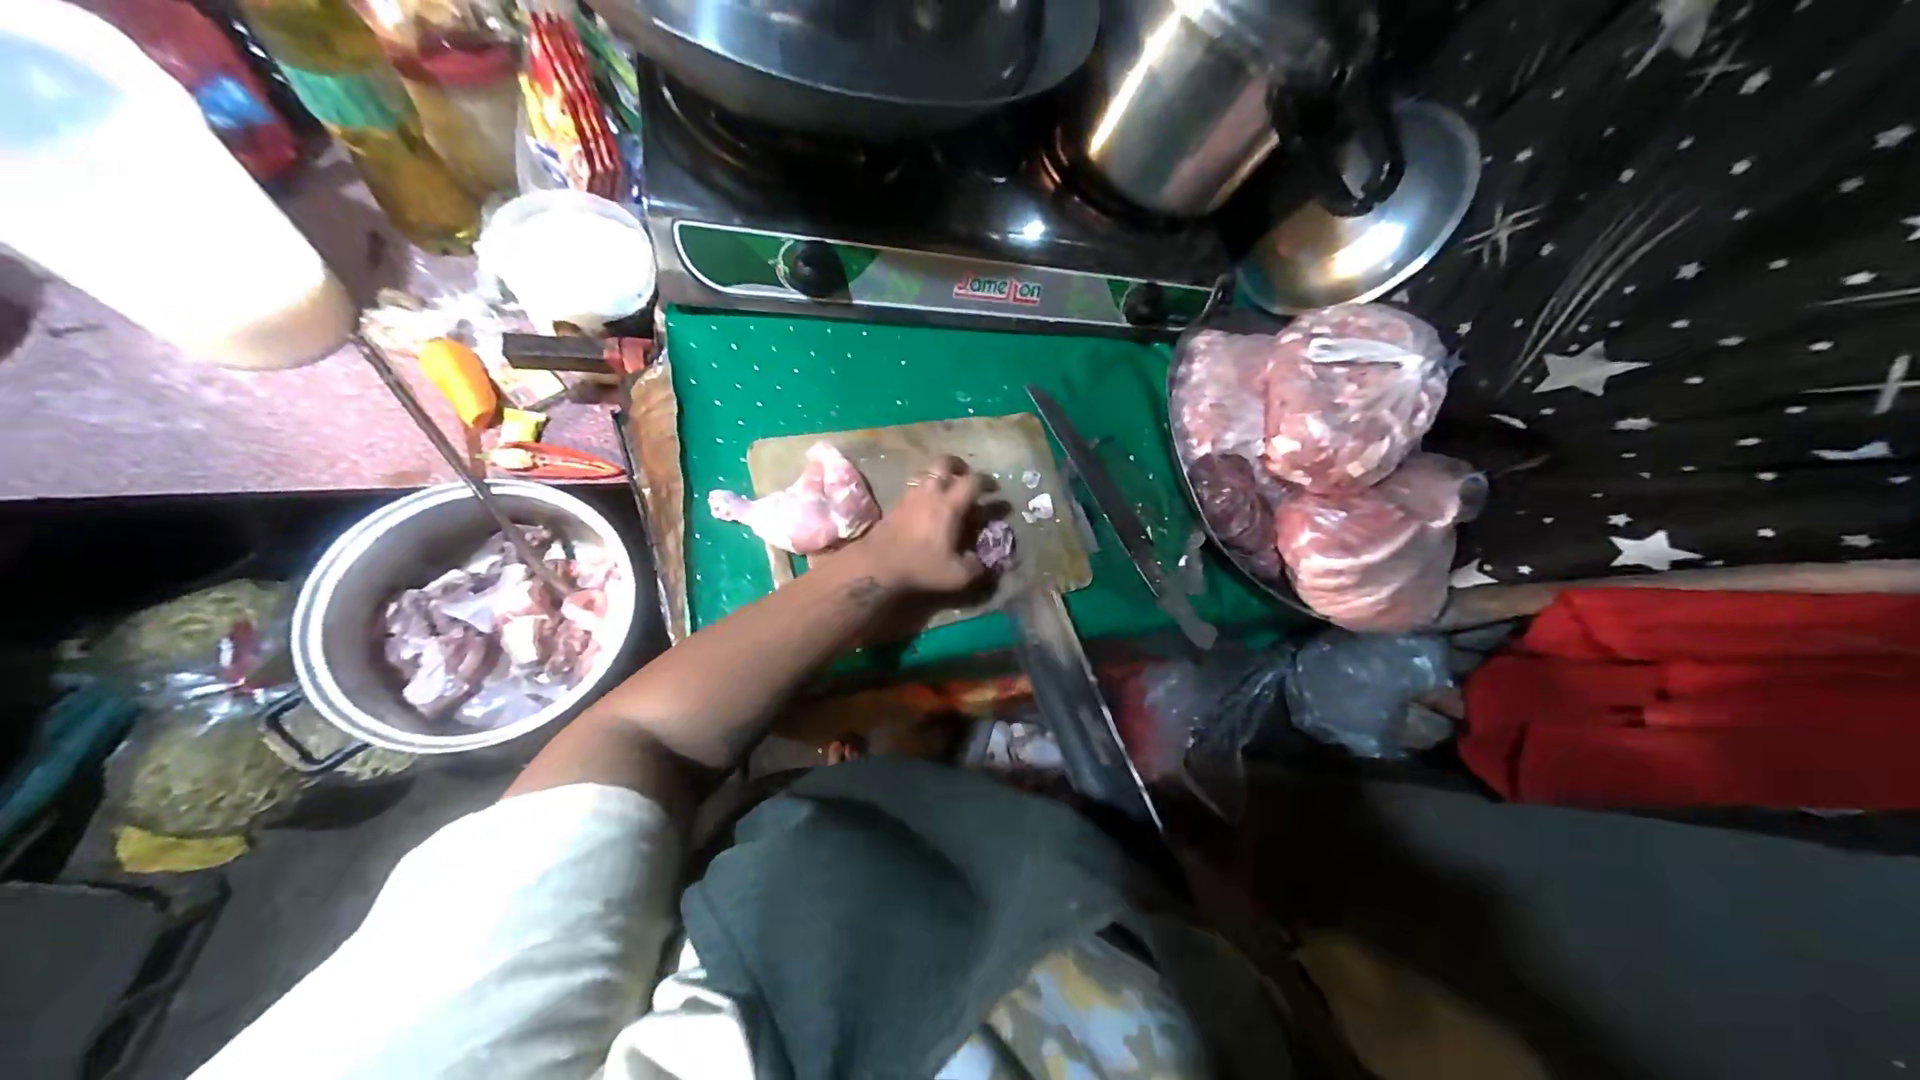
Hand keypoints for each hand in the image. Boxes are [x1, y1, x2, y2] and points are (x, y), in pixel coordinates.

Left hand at [853, 456, 986, 593]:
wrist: (877, 564)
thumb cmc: (920, 566)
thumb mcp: (957, 576)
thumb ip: (976, 567)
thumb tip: (982, 563)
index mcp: (950, 505)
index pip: (973, 482)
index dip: (987, 482)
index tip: (995, 490)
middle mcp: (930, 492)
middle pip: (945, 462)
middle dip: (959, 465)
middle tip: (967, 477)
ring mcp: (910, 495)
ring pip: (926, 472)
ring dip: (939, 476)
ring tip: (946, 491)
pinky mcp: (896, 504)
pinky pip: (914, 486)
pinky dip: (924, 489)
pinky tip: (927, 507)